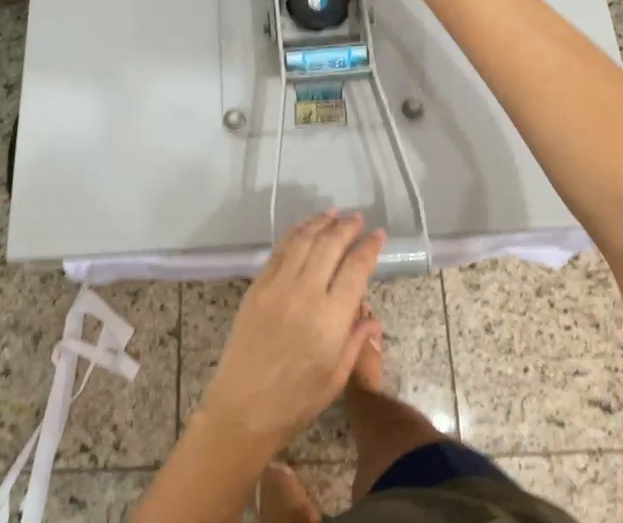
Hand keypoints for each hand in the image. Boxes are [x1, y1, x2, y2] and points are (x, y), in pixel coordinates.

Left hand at [195, 211, 384, 453]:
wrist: (242, 408)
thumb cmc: (296, 401)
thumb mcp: (336, 377)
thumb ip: (355, 341)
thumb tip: (372, 318)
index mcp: (330, 318)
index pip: (356, 269)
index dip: (369, 248)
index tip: (379, 235)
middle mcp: (305, 293)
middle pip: (329, 246)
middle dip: (346, 228)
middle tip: (357, 218)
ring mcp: (277, 287)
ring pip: (302, 242)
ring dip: (319, 223)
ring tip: (332, 213)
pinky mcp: (256, 288)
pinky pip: (278, 253)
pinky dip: (293, 236)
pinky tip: (303, 230)